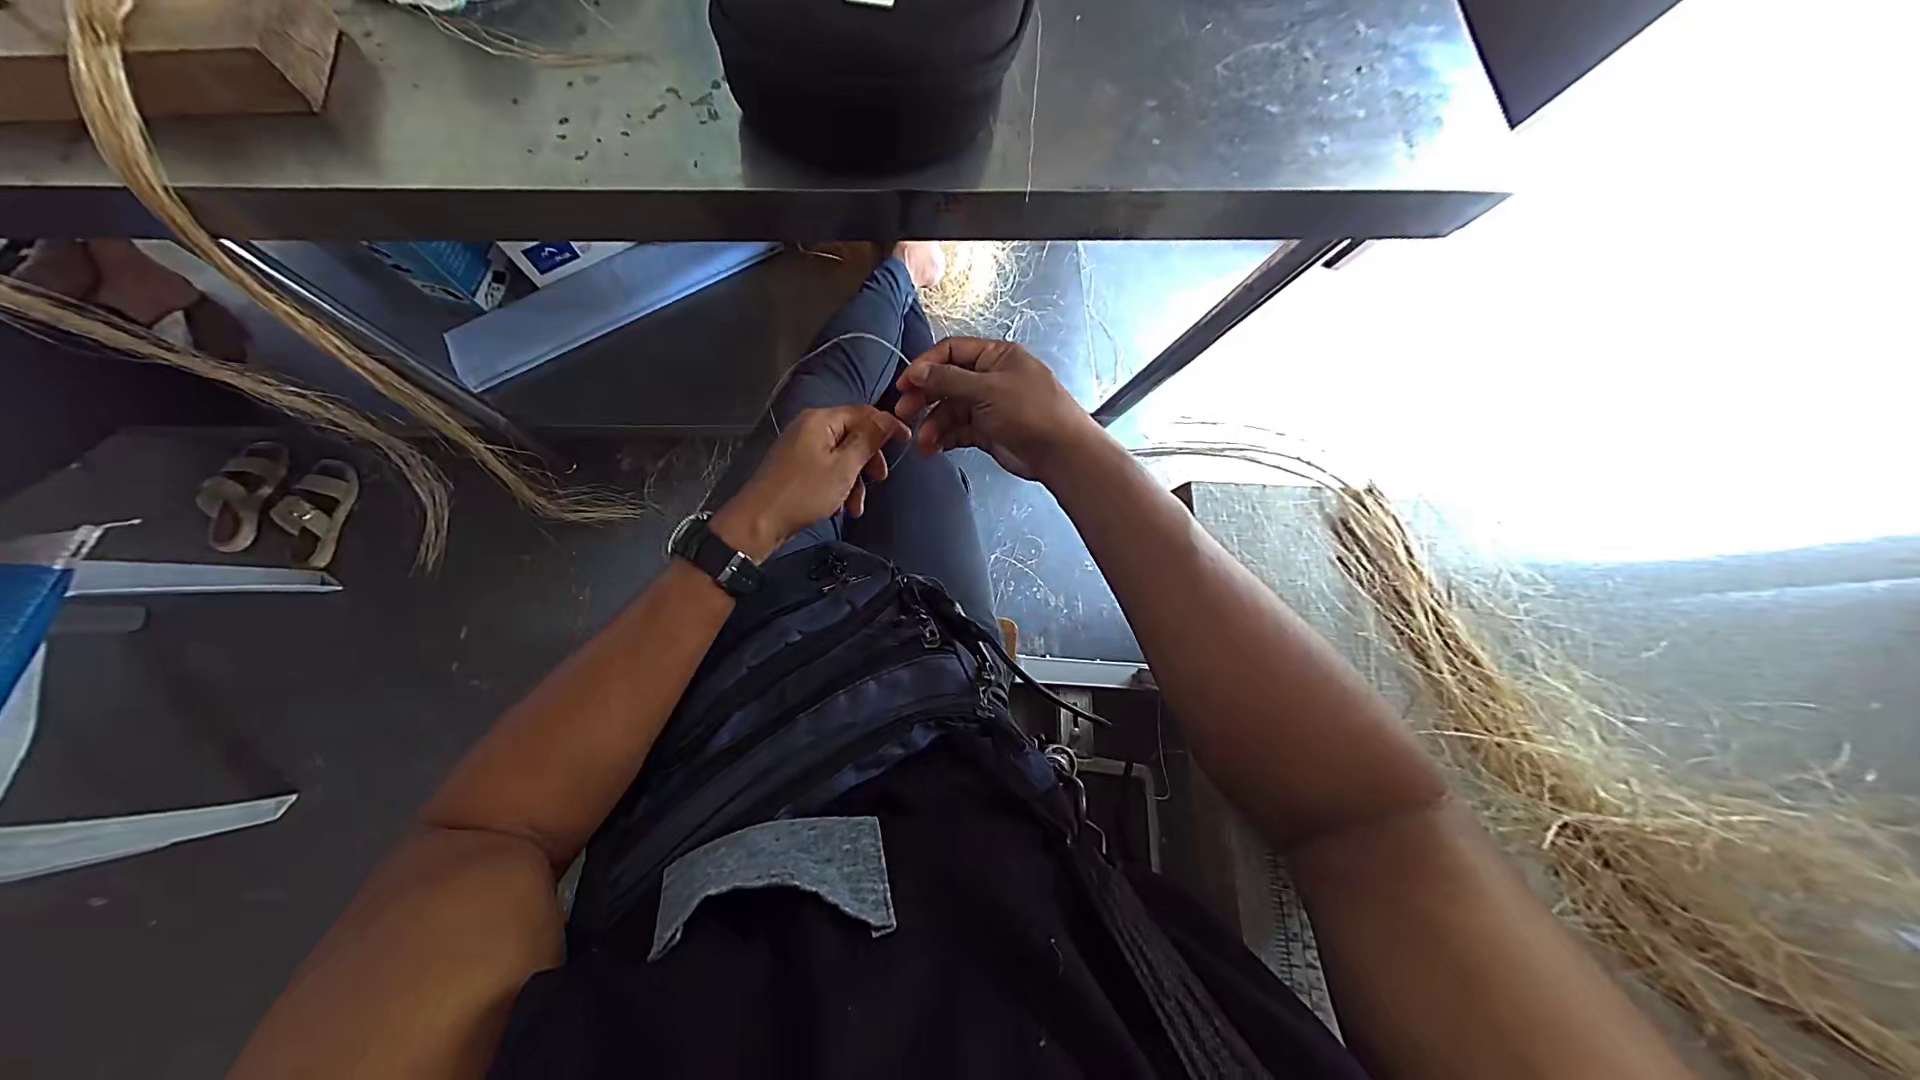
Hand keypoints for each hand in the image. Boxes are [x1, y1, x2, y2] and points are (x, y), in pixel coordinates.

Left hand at [711, 405, 909, 559]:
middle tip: (879, 479)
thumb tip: (888, 419)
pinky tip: (839, 508)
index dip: (888, 426)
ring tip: (855, 506)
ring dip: (855, 480)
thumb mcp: (844, 467)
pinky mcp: (795, 468)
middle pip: (853, 435)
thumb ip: (868, 440)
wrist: (759, 522)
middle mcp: (809, 428)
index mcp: (821, 421)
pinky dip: (838, 487)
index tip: (906, 441)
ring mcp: (800, 448)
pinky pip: (826, 470)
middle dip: (869, 460)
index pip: (864, 413)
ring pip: (841, 457)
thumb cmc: (801, 494)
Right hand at [892, 338, 1105, 481]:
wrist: (1060, 452)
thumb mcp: (987, 389)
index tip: (905, 384)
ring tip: (923, 442)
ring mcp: (990, 406)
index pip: (951, 352)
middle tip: (904, 412)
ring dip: (933, 425)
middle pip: (947, 382)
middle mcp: (991, 378)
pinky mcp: (988, 431)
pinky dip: (945, 438)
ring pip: (951, 410)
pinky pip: (959, 430)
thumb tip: (918, 371)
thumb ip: (949, 379)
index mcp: (995, 357)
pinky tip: (934, 448)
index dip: (925, 366)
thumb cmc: (1032, 412)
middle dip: (925, 398)